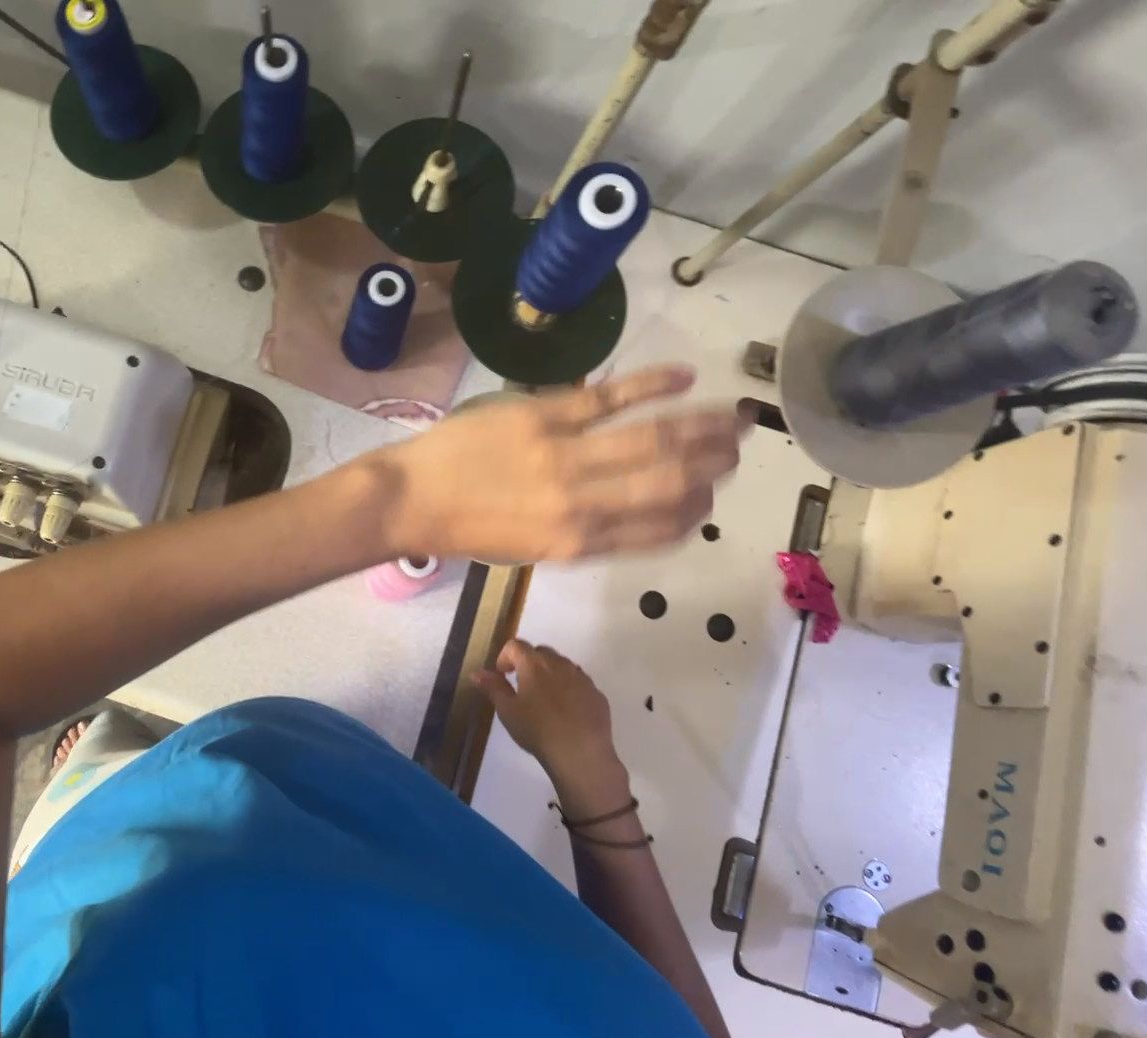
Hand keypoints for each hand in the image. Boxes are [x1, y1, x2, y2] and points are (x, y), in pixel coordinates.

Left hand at [367, 365, 745, 563]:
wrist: (410, 501)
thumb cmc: (467, 530)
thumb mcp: (530, 549)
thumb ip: (585, 534)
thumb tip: (635, 515)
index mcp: (579, 542)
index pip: (660, 528)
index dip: (695, 511)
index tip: (712, 495)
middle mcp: (582, 503)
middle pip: (671, 480)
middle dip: (714, 463)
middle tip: (737, 447)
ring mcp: (564, 455)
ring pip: (654, 437)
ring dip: (702, 425)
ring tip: (731, 415)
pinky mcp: (542, 415)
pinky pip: (610, 396)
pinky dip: (654, 384)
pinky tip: (685, 377)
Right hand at [472, 640, 621, 780]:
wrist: (580, 752)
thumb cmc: (537, 729)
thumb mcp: (507, 710)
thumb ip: (493, 687)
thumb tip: (477, 672)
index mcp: (534, 664)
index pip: (515, 645)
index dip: (504, 657)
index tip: (502, 676)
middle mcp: (560, 663)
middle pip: (540, 652)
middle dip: (528, 663)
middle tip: (521, 686)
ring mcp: (582, 677)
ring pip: (562, 665)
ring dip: (550, 674)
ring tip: (544, 700)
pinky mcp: (597, 694)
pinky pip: (579, 683)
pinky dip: (569, 689)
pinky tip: (565, 712)